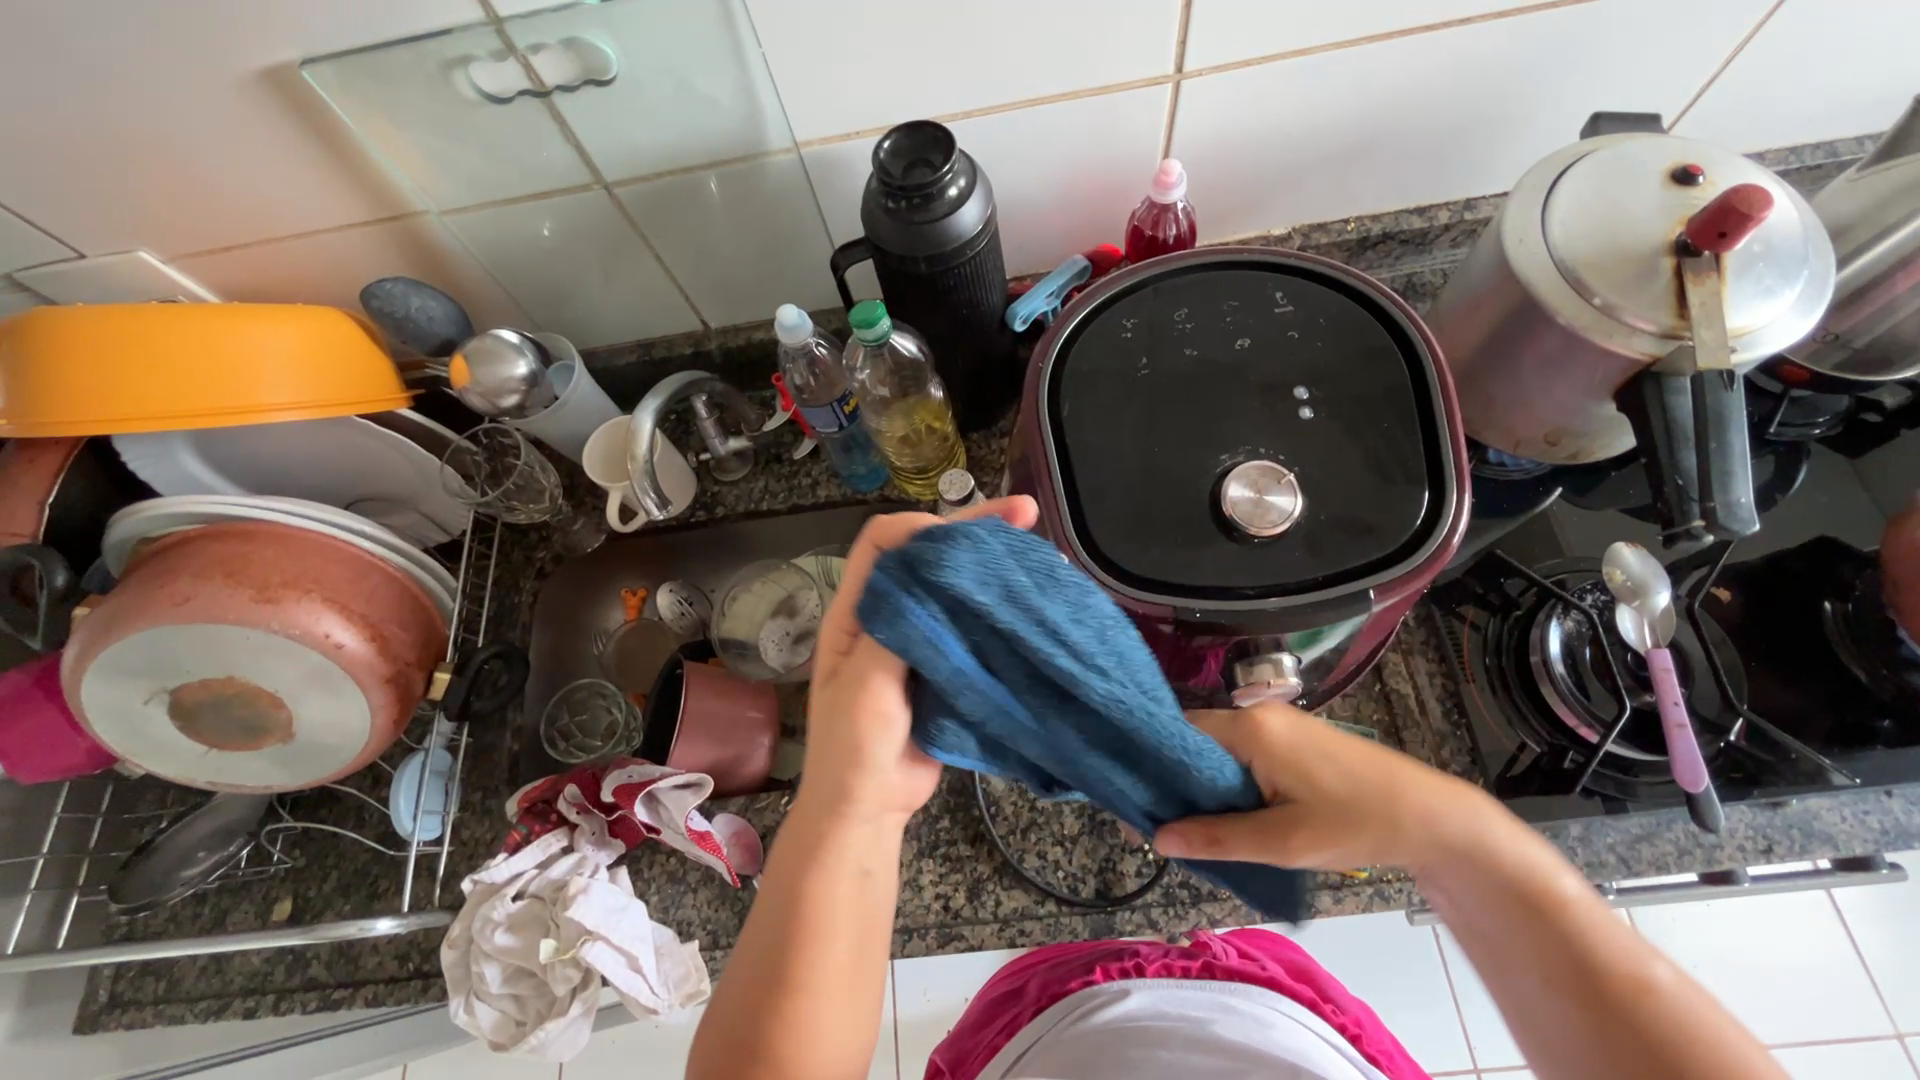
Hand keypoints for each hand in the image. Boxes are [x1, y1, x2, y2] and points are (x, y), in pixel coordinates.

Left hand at [795, 496, 1041, 825]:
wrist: (868, 807)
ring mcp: (921, 642)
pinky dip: (1002, 611)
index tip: (967, 532)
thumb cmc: (853, 747)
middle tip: (1026, 514)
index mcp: (858, 611)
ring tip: (1042, 554)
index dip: (923, 527)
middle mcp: (890, 617)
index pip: (884, 543)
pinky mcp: (948, 668)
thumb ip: (894, 629)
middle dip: (974, 531)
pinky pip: (975, 628)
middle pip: (929, 558)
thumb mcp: (865, 686)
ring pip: (958, 590)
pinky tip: (1032, 603)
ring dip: (994, 568)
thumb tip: (932, 573)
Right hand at [1152, 704, 1502, 871]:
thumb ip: (1216, 838)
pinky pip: (1243, 753)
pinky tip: (1225, 811)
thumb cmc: (1355, 823)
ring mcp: (1280, 724)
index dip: (1152, 765)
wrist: (1433, 817)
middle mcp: (1259, 714)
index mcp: (1251, 728)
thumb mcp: (1282, 840)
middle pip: (1197, 739)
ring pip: (1220, 748)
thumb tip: (1157, 839)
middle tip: (1156, 820)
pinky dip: (1228, 780)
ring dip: (1203, 782)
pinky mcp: (1296, 739)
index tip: (1133, 801)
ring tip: (1186, 822)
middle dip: (1175, 778)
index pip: (1179, 731)